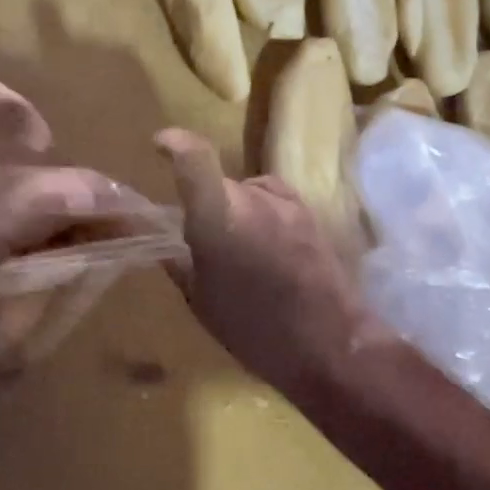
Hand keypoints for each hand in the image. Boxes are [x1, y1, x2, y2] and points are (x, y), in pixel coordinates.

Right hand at [156, 129, 372, 397]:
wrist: (329, 345)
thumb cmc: (253, 329)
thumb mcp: (199, 300)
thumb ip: (177, 258)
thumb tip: (159, 236)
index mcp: (217, 217)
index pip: (194, 158)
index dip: (175, 145)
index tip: (160, 147)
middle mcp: (252, 197)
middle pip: (217, 183)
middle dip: (204, 203)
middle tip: (199, 241)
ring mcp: (285, 203)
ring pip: (245, 193)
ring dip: (235, 212)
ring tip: (237, 254)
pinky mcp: (309, 213)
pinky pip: (270, 202)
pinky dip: (260, 216)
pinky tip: (264, 251)